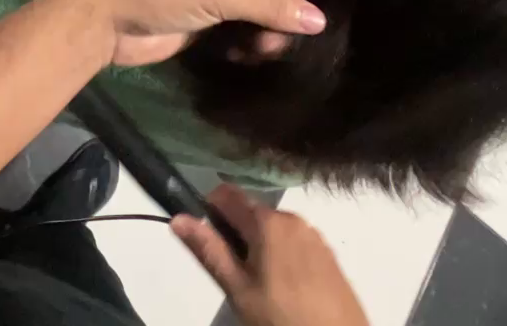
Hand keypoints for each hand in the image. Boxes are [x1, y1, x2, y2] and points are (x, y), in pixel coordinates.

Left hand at [74, 0, 325, 66]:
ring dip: (277, 28)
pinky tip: (259, 57)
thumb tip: (320, 19)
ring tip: (271, 46)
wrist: (109, 24)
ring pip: (269, 6)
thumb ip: (268, 3)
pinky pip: (250, 32)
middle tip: (326, 13)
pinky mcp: (216, 25)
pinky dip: (258, 44)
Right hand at [172, 186, 367, 325]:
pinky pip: (296, 241)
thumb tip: (178, 218)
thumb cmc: (282, 321)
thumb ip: (209, 250)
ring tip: (264, 289)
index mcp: (267, 222)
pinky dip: (284, 256)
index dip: (210, 209)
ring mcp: (314, 234)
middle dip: (238, 235)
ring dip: (261, 246)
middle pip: (251, 212)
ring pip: (273, 228)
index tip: (210, 240)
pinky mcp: (329, 253)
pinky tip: (289, 291)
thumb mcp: (239, 292)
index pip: (226, 193)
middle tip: (238, 277)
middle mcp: (291, 217)